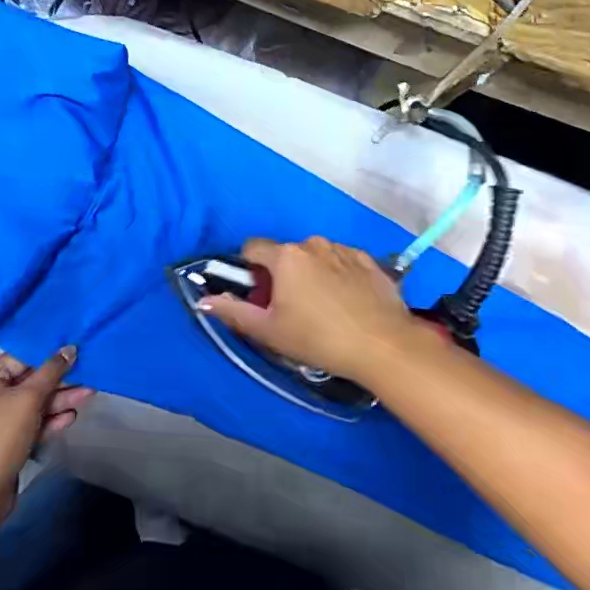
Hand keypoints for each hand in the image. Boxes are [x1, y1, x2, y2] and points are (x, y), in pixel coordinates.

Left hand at [0, 348, 93, 497]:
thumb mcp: (28, 398)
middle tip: (87, 375)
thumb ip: (51, 371)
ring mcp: (0, 420)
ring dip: (60, 400)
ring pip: (34, 404)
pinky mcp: (10, 441)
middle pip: (30, 381)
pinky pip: (33, 423)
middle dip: (59, 381)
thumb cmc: (1, 434)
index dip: (48, 354)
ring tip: (88, 394)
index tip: (74, 350)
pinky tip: (71, 417)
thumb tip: (69, 348)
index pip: (20, 358)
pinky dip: (50, 420)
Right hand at [198, 237, 426, 382]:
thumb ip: (234, 312)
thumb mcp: (270, 331)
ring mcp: (344, 249)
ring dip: (312, 274)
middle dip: (283, 275)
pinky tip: (349, 304)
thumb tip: (204, 302)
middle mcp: (312, 243)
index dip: (250, 269)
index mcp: (285, 256)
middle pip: (285, 254)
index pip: (253, 248)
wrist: (385, 346)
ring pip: (315, 257)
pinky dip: (339, 276)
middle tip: (293, 309)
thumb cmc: (319, 339)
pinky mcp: (370, 261)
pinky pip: (343, 262)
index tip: (261, 295)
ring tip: (325, 309)